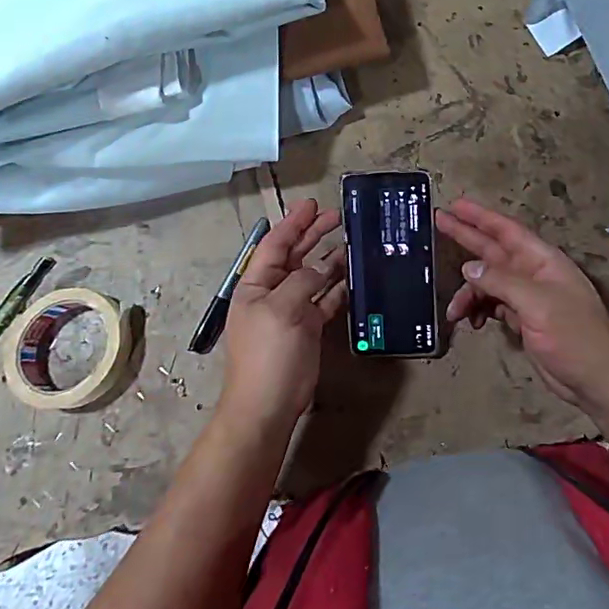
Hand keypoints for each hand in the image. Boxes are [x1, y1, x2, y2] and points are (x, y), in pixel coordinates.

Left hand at [219, 200, 347, 429]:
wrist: (268, 404)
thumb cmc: (269, 353)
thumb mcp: (282, 309)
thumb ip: (302, 282)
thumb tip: (319, 270)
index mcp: (255, 284)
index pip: (275, 244)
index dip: (293, 223)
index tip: (312, 204)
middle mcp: (272, 292)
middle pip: (294, 256)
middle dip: (313, 235)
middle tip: (336, 217)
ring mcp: (291, 311)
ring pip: (312, 277)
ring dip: (329, 260)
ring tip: (350, 242)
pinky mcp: (307, 328)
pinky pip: (324, 301)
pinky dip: (337, 289)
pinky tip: (352, 277)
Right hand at [435, 197, 608, 409]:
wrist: (596, 381)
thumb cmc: (575, 336)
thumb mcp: (537, 304)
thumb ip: (501, 281)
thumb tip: (468, 268)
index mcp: (543, 261)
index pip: (507, 230)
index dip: (480, 216)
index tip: (455, 204)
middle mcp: (533, 273)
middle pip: (493, 250)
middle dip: (466, 238)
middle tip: (438, 222)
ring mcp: (527, 297)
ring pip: (487, 283)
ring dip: (469, 293)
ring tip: (453, 310)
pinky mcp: (522, 319)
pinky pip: (491, 305)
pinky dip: (478, 311)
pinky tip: (471, 322)